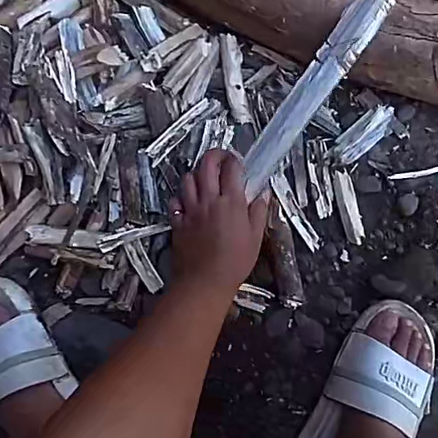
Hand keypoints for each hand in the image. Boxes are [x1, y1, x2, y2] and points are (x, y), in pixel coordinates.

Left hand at [170, 150, 269, 293]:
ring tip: (204, 179)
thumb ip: (258, 212)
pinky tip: (188, 201)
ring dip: (196, 174)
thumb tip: (262, 195)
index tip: (238, 162)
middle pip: (206, 165)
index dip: (235, 160)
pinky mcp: (178, 221)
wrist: (205, 282)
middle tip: (220, 158)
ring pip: (188, 179)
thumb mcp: (255, 238)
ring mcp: (191, 210)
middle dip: (214, 155)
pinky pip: (175, 200)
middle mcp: (209, 201)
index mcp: (232, 203)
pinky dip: (181, 196)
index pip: (232, 168)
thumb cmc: (233, 263)